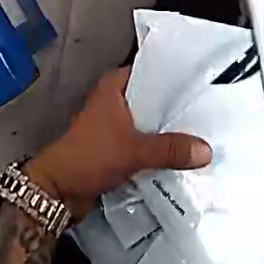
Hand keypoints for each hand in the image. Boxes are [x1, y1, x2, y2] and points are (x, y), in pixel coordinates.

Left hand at [26, 66, 211, 218]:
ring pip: (147, 121)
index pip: (150, 70)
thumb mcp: (135, 150)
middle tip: (206, 110)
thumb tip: (206, 150)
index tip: (200, 82)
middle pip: (151, 98)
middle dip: (174, 107)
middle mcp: (112, 99)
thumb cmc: (90, 157)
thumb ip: (171, 149)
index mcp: (113, 86)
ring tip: (199, 131)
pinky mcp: (112, 145)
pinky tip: (178, 153)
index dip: (174, 75)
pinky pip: (141, 140)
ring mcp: (112, 123)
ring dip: (165, 129)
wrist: (57, 192)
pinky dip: (156, 146)